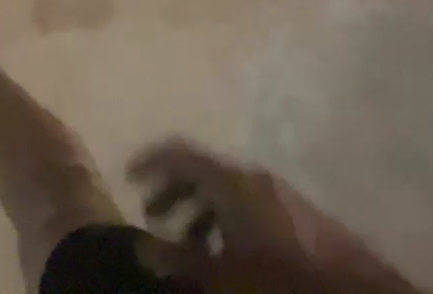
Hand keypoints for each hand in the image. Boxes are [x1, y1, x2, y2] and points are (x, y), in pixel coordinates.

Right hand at [127, 138, 418, 293]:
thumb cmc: (280, 281)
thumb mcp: (220, 275)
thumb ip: (177, 258)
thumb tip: (139, 245)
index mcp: (232, 181)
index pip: (178, 152)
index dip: (149, 161)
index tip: (128, 178)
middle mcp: (256, 179)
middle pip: (203, 172)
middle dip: (174, 192)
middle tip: (152, 217)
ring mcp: (284, 198)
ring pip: (229, 193)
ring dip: (202, 214)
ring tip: (188, 247)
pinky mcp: (304, 222)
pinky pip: (253, 210)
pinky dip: (229, 225)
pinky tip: (228, 258)